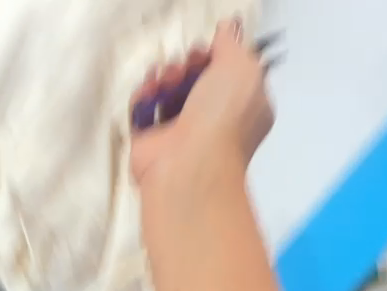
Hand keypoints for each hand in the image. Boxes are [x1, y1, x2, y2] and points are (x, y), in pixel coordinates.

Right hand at [129, 19, 275, 188]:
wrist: (190, 165)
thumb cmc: (223, 117)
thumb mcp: (242, 66)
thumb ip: (233, 44)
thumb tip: (227, 30)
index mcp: (243, 108)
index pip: (230, 75)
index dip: (218, 57)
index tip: (209, 51)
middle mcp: (213, 123)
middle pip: (196, 81)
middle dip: (189, 65)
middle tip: (186, 66)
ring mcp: (181, 135)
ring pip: (169, 93)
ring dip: (165, 76)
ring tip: (166, 79)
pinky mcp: (152, 144)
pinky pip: (144, 111)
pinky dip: (143, 96)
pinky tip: (149, 90)